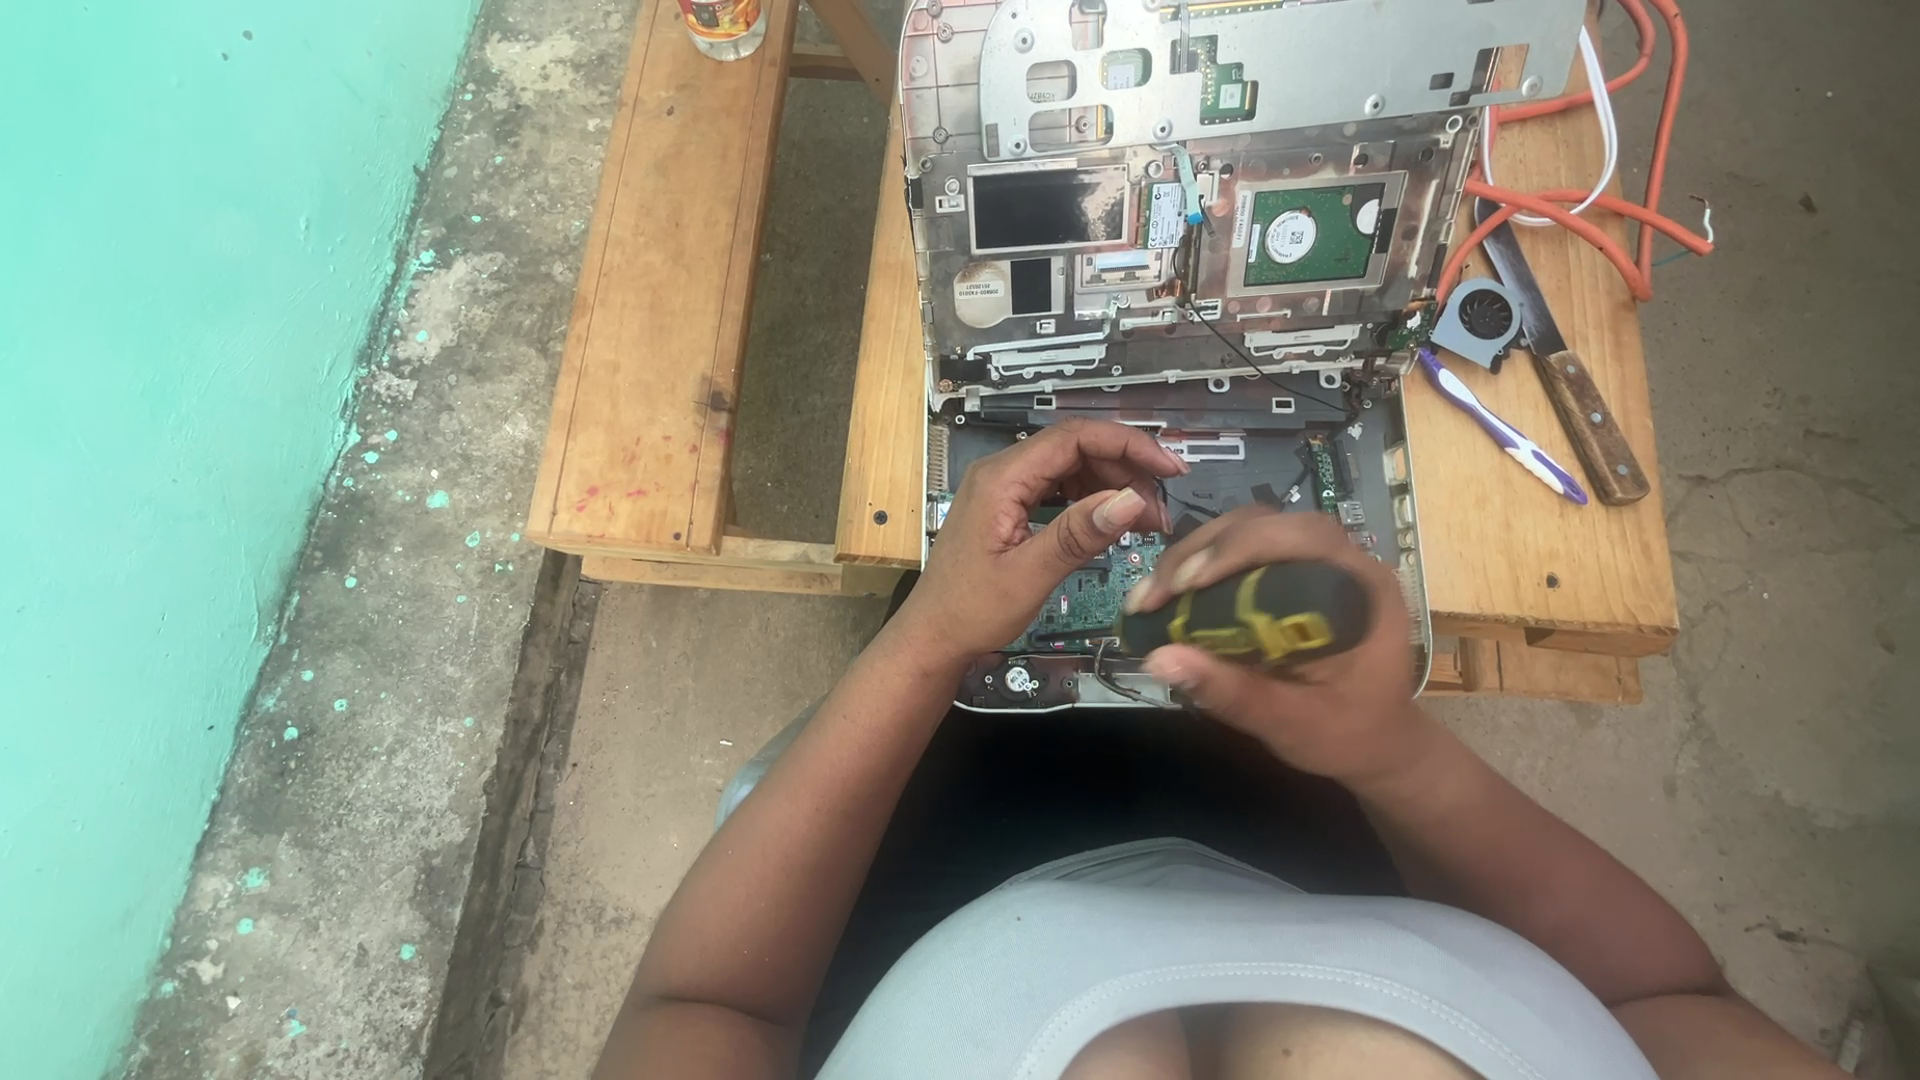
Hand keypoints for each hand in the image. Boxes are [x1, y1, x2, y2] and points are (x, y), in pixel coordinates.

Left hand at [893, 417, 1187, 661]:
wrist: (932, 636)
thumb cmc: (971, 610)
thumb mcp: (1029, 575)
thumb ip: (1078, 535)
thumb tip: (1132, 501)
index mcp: (1001, 479)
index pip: (1073, 438)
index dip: (1127, 445)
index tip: (1168, 469)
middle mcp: (1001, 472)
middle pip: (1074, 448)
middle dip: (1124, 470)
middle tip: (1160, 508)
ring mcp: (1003, 488)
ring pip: (1069, 468)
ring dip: (1110, 487)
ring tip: (1145, 520)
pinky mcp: (1008, 507)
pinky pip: (1056, 489)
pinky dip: (1089, 501)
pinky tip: (1111, 522)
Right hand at [1127, 506, 1433, 786]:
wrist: (1374, 742)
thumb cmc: (1347, 733)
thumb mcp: (1292, 723)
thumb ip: (1233, 693)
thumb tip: (1158, 659)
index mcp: (1361, 587)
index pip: (1300, 537)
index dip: (1238, 549)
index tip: (1187, 585)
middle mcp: (1338, 560)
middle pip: (1260, 525)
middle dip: (1198, 553)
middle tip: (1153, 596)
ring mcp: (1309, 562)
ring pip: (1240, 532)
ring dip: (1188, 558)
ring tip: (1149, 598)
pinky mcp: (1283, 573)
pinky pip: (1234, 552)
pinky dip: (1194, 569)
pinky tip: (1165, 598)